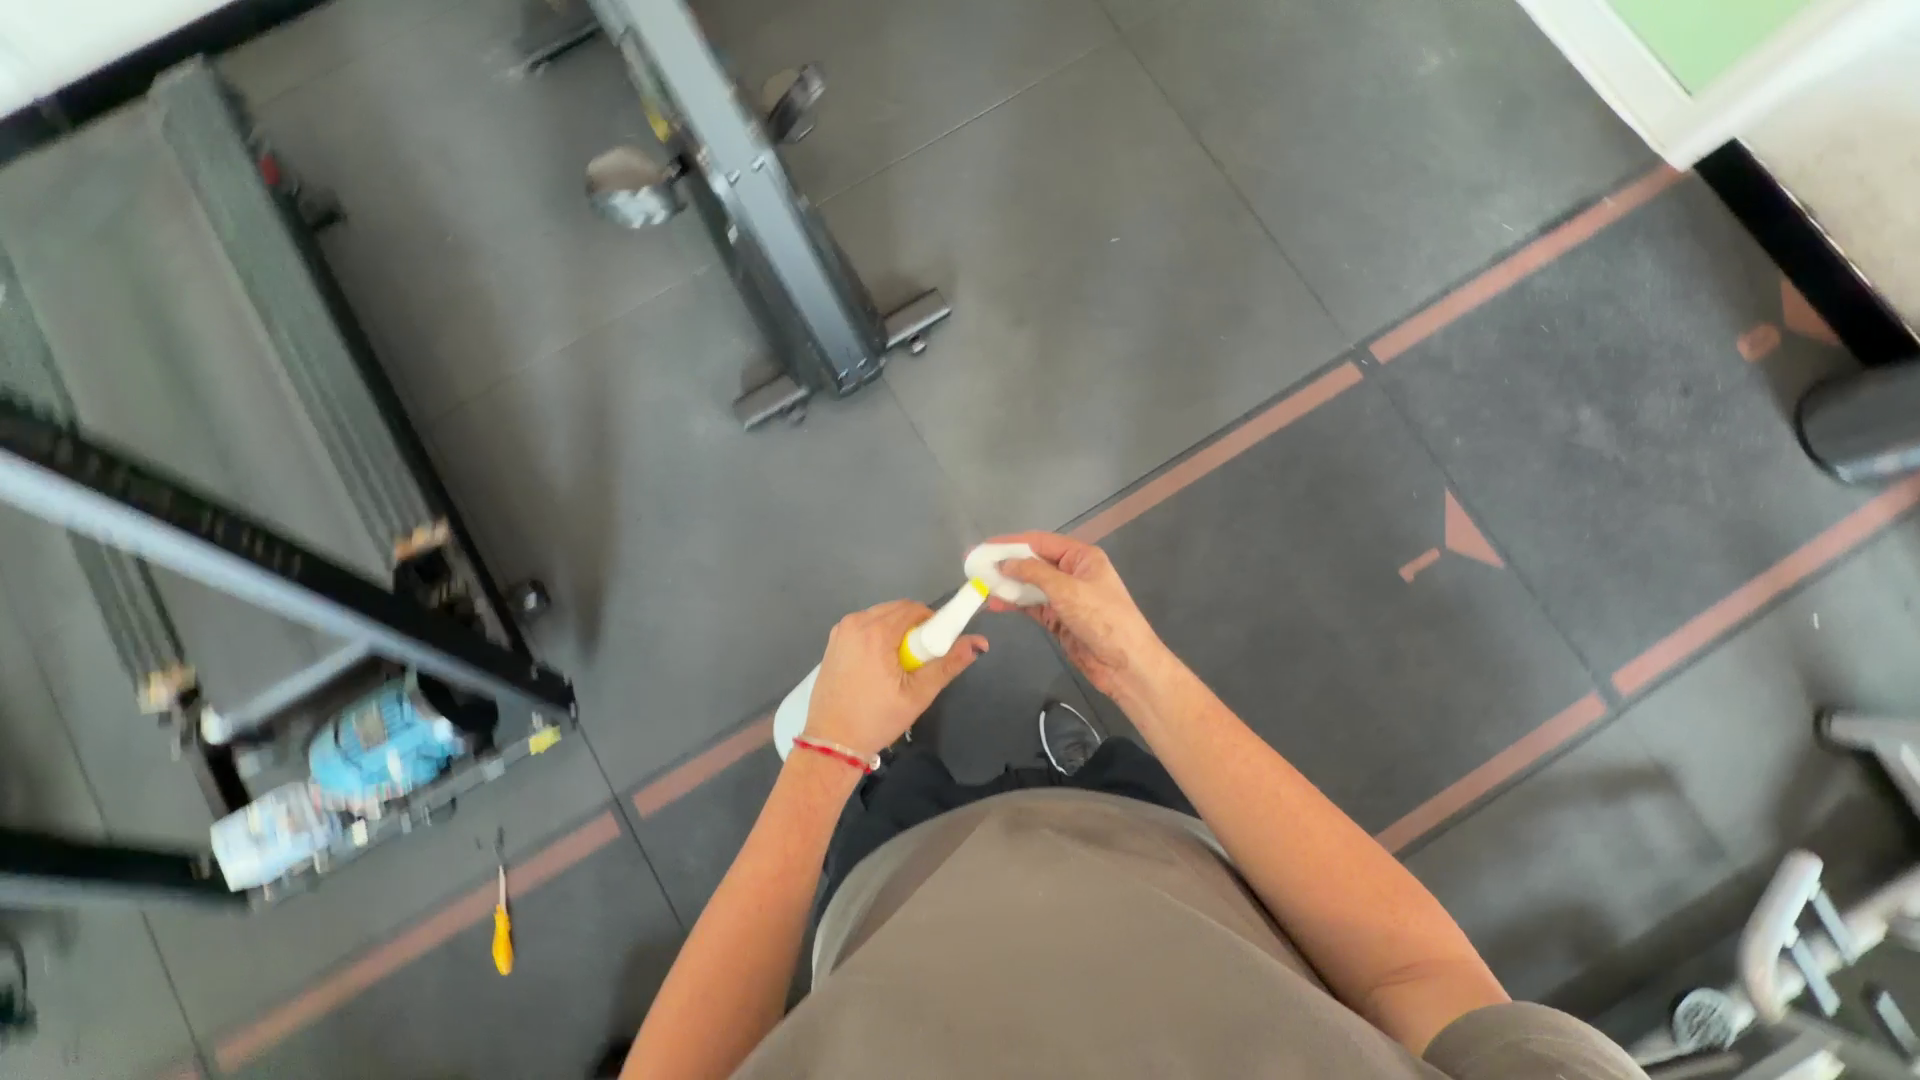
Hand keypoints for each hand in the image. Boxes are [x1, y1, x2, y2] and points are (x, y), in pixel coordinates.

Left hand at [803, 600, 986, 758]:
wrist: (832, 742)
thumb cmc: (876, 719)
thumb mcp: (919, 694)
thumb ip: (949, 663)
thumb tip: (979, 643)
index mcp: (876, 631)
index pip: (914, 609)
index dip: (932, 623)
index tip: (936, 649)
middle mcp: (855, 622)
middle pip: (896, 610)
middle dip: (914, 628)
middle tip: (919, 661)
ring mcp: (840, 631)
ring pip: (880, 617)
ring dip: (896, 632)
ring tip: (899, 667)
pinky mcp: (833, 642)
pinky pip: (864, 627)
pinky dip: (878, 637)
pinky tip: (879, 667)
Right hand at [985, 532, 1166, 700]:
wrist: (1125, 664)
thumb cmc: (1102, 619)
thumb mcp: (1068, 590)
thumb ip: (1034, 573)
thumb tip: (1005, 563)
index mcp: (1082, 557)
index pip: (1041, 542)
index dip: (1012, 543)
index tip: (985, 546)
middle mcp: (1073, 573)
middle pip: (1033, 562)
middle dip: (1006, 564)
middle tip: (976, 565)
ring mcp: (1065, 597)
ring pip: (1030, 585)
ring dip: (1007, 585)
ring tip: (980, 585)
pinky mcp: (1059, 619)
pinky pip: (1032, 606)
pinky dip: (1014, 603)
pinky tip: (995, 603)